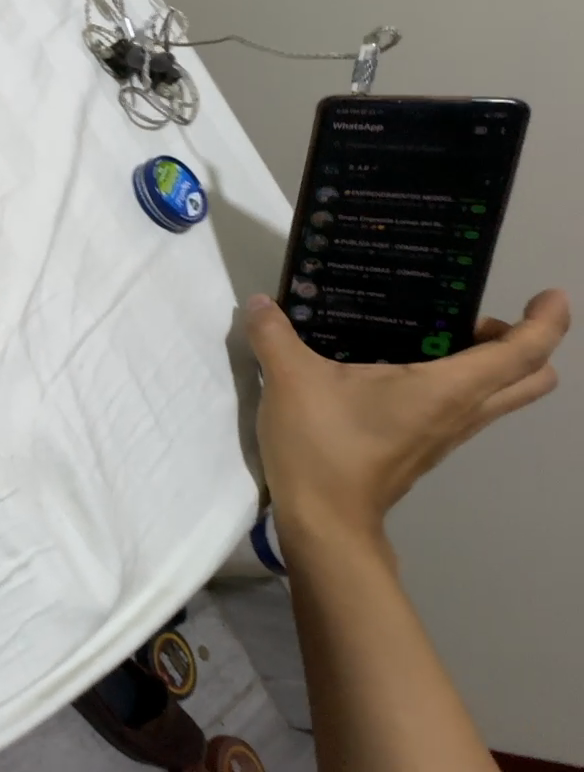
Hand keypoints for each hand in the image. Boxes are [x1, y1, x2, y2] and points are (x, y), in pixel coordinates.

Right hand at [245, 290, 570, 547]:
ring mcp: (446, 433)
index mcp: (446, 389)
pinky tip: (397, 374)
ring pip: (500, 396)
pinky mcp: (423, 446)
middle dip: (523, 345)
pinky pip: (464, 408)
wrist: (324, 512)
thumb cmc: (323, 442)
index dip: (547, 321)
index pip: (523, 351)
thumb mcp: (289, 379)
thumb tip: (259, 302)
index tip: (548, 295)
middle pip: (531, 378)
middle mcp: (462, 411)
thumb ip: (275, 336)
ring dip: (490, 366)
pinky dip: (455, 385)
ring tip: (431, 341)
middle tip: (473, 322)